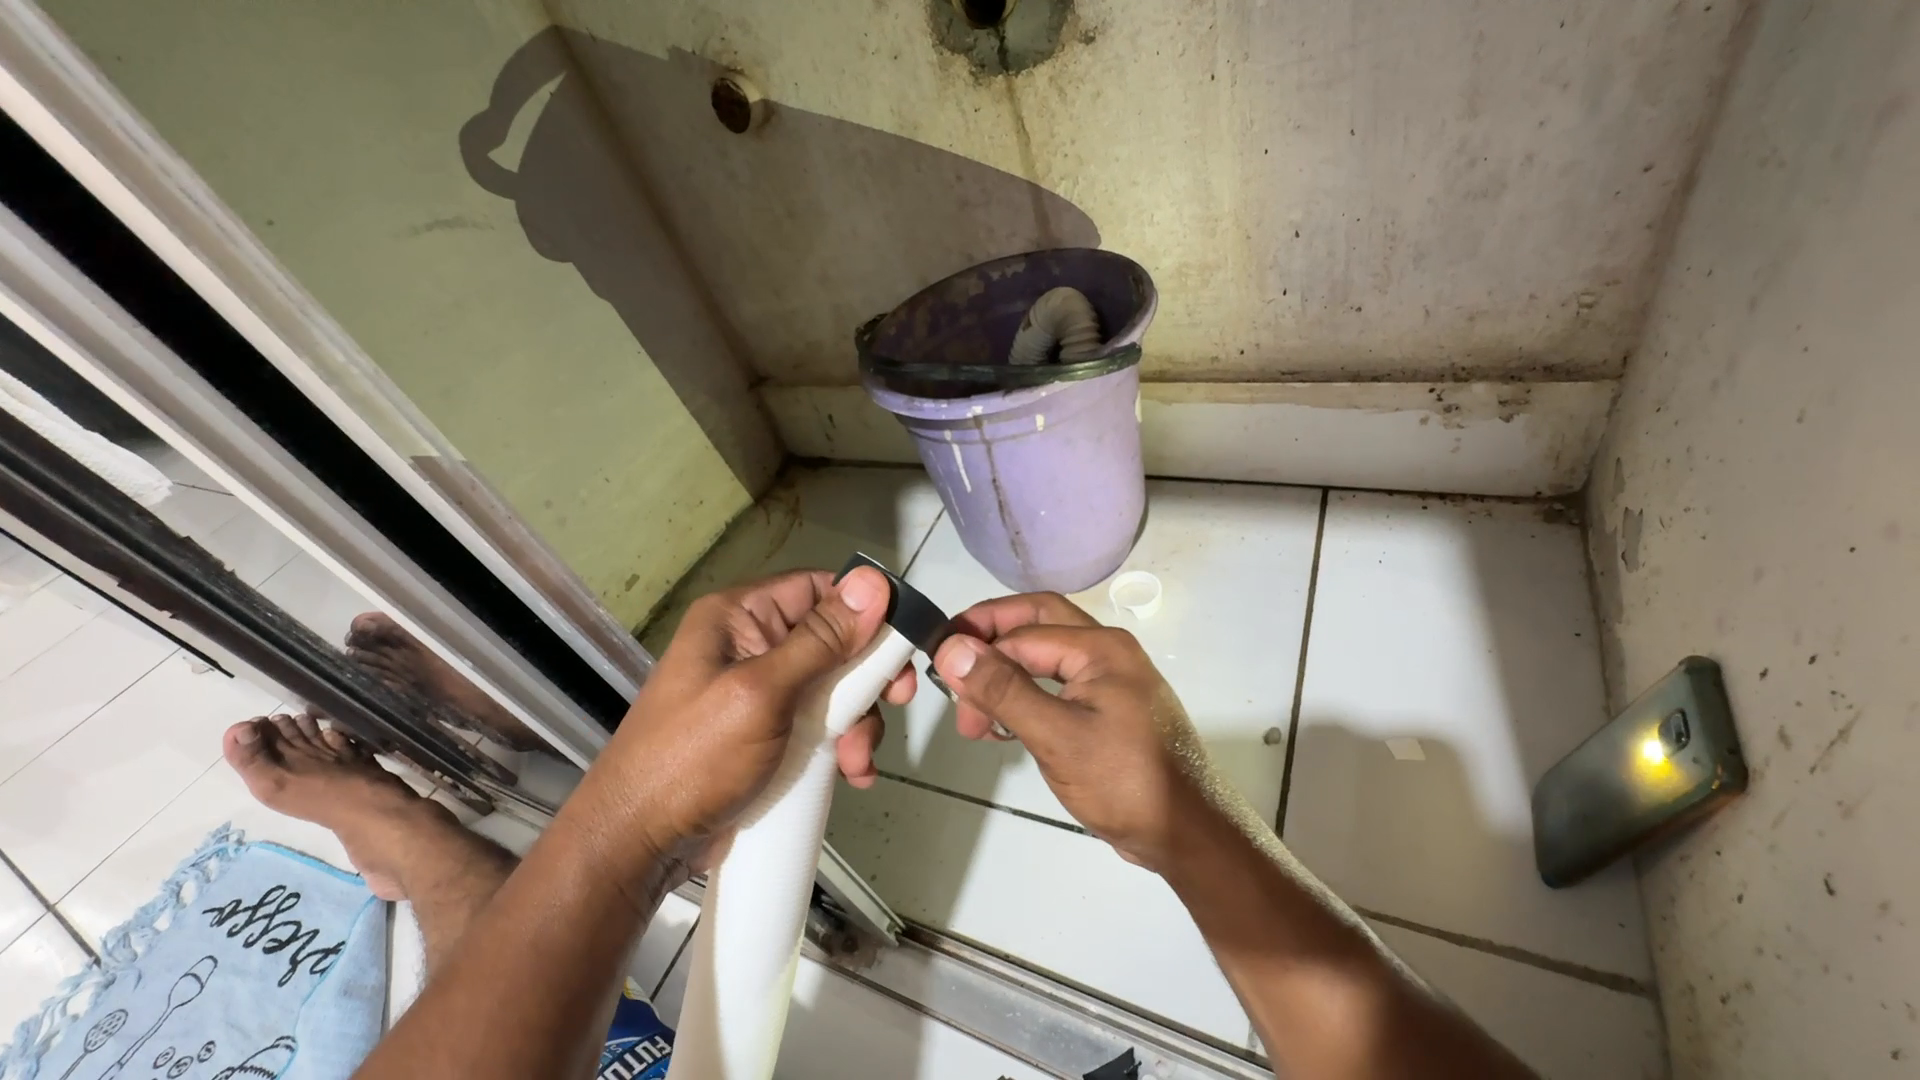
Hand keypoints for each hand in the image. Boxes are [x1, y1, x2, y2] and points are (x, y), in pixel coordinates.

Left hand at [573, 567, 913, 877]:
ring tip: (856, 761)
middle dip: (866, 679)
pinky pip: (819, 725)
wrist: (638, 845)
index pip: (818, 588)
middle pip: (834, 641)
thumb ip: (821, 640)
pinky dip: (842, 746)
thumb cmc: (693, 759)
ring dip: (858, 722)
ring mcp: (759, 692)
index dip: (865, 610)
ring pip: (834, 688)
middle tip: (896, 703)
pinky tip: (852, 774)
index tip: (903, 644)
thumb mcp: (763, 693)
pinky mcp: (767, 733)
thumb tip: (874, 583)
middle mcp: (751, 645)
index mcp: (739, 616)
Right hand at [932, 592, 1219, 872]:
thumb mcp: (1055, 736)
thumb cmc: (1124, 782)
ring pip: (1046, 655)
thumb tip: (952, 649)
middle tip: (952, 668)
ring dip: (1006, 673)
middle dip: (990, 642)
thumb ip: (1003, 690)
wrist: (1187, 834)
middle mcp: (1108, 650)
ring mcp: (1112, 679)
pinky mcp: (1110, 707)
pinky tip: (1006, 725)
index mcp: (1100, 647)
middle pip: (1036, 624)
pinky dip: (1026, 695)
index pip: (1021, 631)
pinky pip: (1058, 683)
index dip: (976, 647)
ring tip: (974, 716)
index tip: (938, 677)